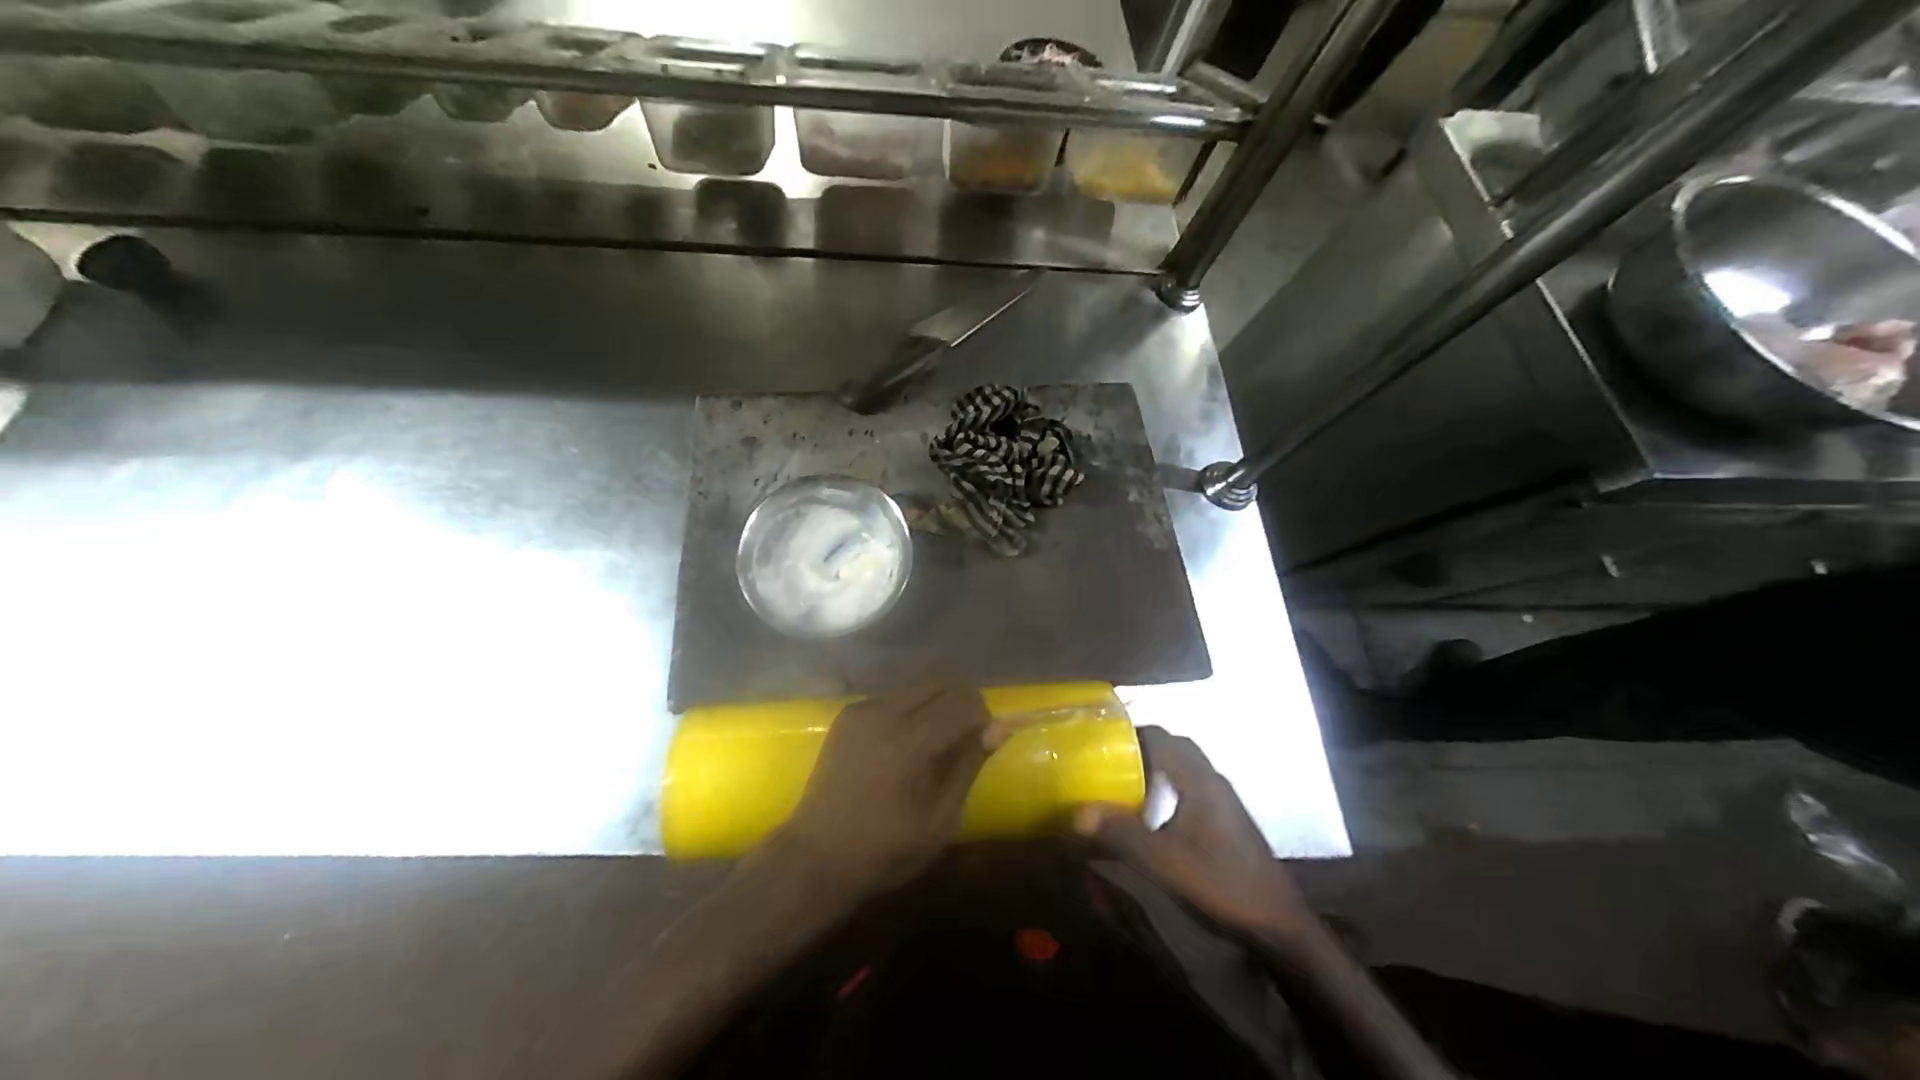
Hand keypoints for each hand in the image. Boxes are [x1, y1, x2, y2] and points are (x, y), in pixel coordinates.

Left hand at [782, 684, 999, 896]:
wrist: (816, 857)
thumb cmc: (884, 850)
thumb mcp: (940, 820)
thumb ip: (968, 765)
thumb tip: (1000, 727)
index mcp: (907, 743)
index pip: (961, 702)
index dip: (983, 717)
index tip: (983, 743)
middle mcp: (882, 714)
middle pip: (940, 681)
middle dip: (962, 702)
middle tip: (966, 737)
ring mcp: (861, 710)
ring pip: (916, 686)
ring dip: (936, 703)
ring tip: (936, 743)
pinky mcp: (847, 714)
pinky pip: (893, 697)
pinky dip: (911, 710)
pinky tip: (906, 745)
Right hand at [1078, 726, 1315, 943]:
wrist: (1278, 925)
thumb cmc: (1222, 886)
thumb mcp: (1164, 863)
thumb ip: (1121, 835)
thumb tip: (1077, 813)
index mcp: (1200, 781)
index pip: (1161, 738)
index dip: (1129, 733)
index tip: (1097, 742)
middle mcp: (1213, 782)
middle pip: (1174, 748)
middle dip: (1140, 748)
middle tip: (1106, 761)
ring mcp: (1223, 801)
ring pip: (1184, 768)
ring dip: (1154, 768)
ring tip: (1121, 784)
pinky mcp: (1227, 821)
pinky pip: (1190, 787)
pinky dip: (1167, 788)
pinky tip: (1150, 814)